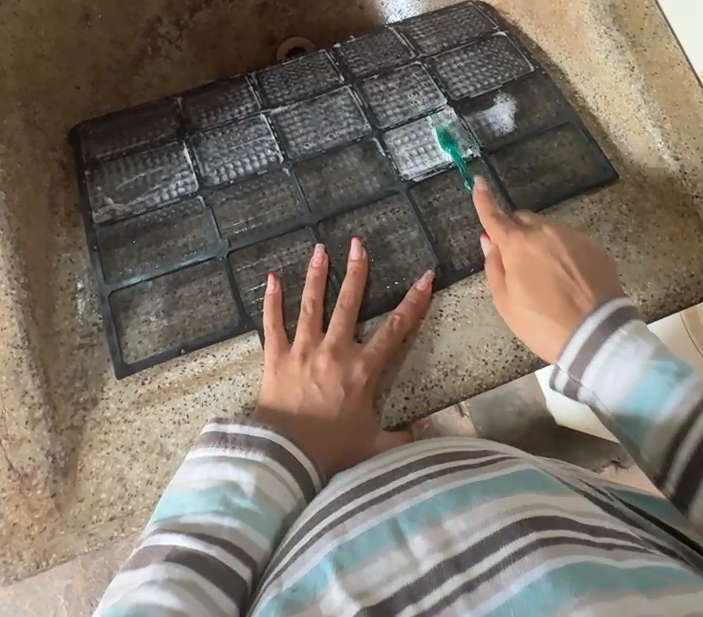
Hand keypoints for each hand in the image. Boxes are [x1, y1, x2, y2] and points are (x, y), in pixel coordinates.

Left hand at [252, 238, 435, 477]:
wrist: (287, 459)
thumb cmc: (332, 453)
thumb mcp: (375, 447)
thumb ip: (403, 438)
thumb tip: (430, 430)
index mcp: (363, 370)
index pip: (395, 329)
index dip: (414, 302)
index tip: (426, 276)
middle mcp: (334, 351)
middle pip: (348, 304)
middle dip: (356, 272)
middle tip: (358, 244)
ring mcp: (303, 350)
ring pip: (311, 305)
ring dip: (316, 275)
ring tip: (320, 249)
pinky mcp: (276, 357)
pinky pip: (273, 324)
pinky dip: (271, 301)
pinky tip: (271, 278)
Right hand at [473, 177, 623, 362]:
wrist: (596, 335)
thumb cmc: (543, 323)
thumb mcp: (506, 303)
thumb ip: (494, 267)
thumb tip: (489, 241)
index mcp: (517, 245)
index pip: (494, 216)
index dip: (483, 199)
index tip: (478, 182)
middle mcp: (544, 232)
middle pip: (522, 220)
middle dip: (515, 233)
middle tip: (517, 261)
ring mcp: (571, 236)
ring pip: (547, 230)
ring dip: (540, 243)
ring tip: (548, 277)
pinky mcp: (593, 246)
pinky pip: (569, 241)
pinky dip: (562, 252)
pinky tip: (568, 279)